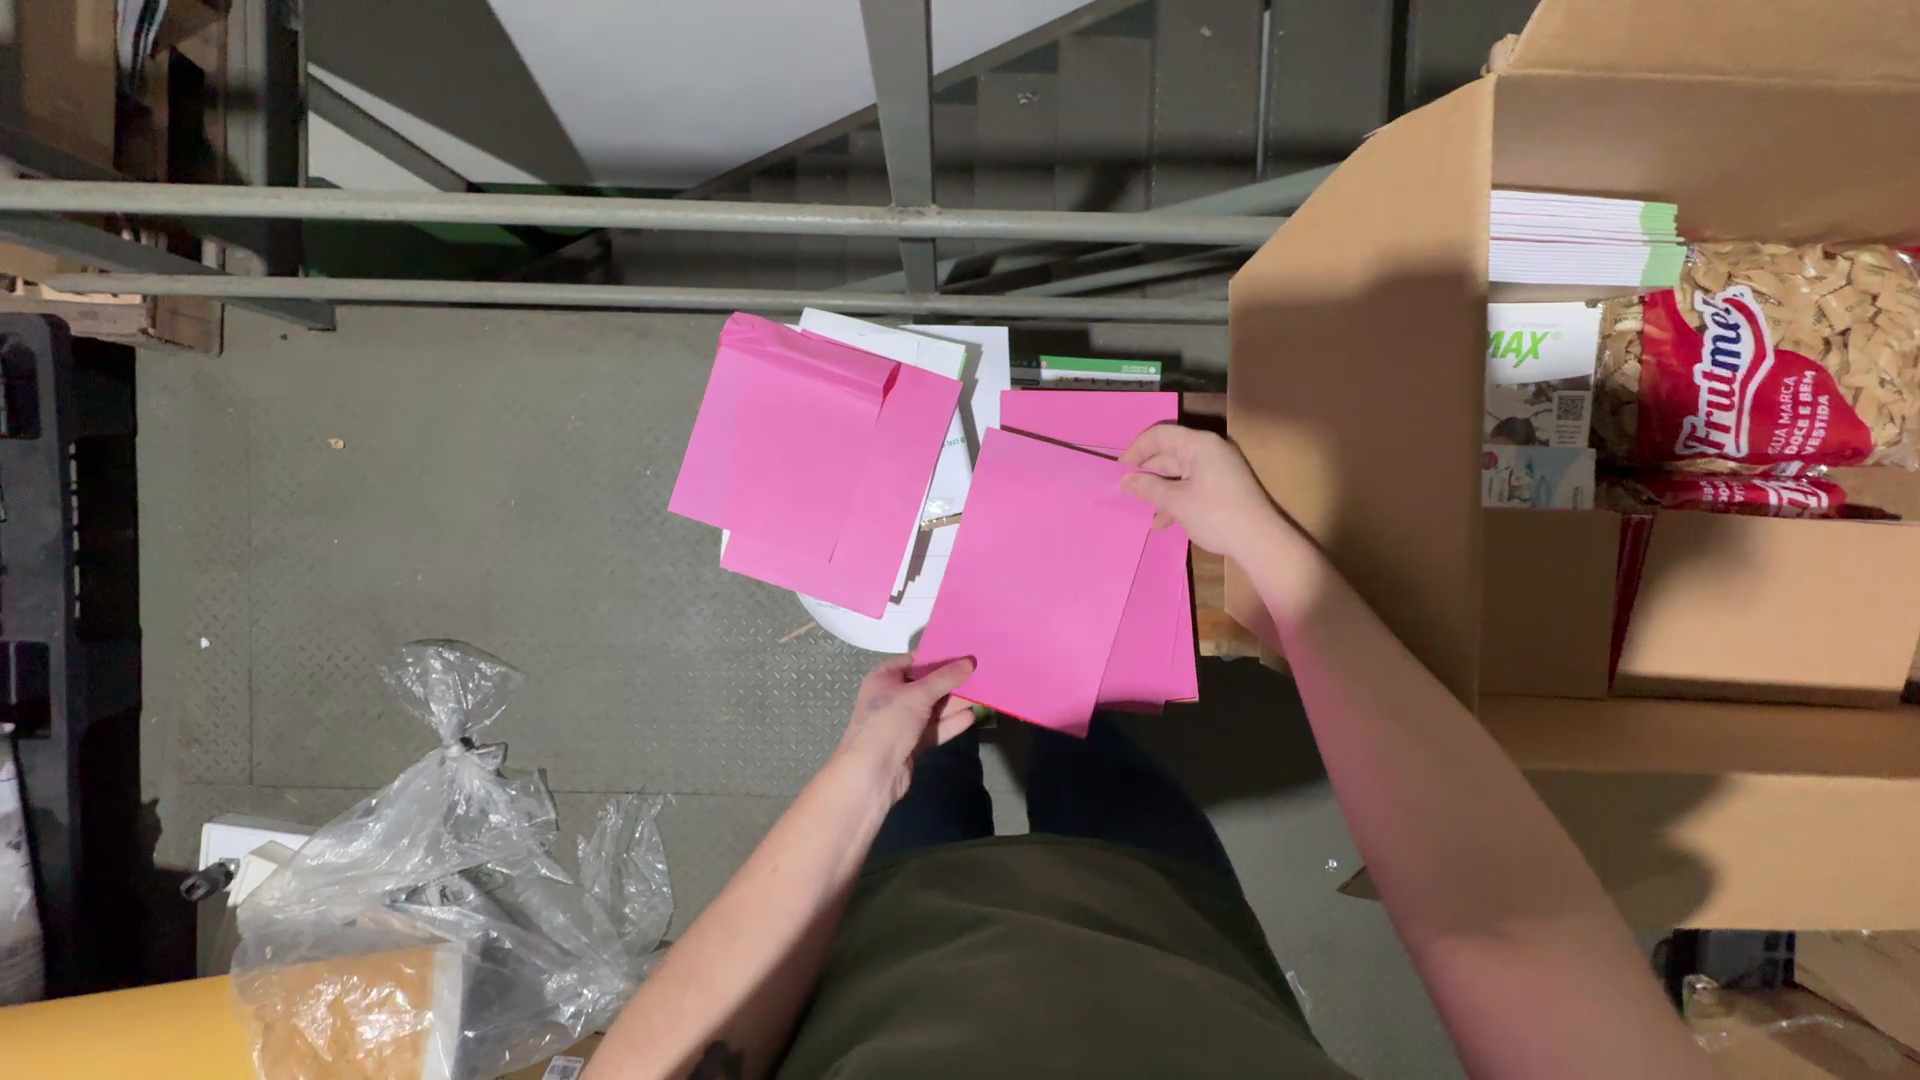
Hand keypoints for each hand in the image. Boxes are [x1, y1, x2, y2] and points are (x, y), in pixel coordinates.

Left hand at [834, 655, 976, 803]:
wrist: (870, 774)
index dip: (938, 657)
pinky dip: (950, 723)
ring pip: (933, 708)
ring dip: (955, 703)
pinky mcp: (912, 743)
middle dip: (951, 682)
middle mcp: (892, 697)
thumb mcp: (917, 695)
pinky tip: (971, 717)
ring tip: (982, 694)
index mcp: (884, 678)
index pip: (914, 661)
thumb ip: (945, 678)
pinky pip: (934, 728)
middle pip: (927, 685)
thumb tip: (970, 661)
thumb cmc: (888, 723)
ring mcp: (902, 721)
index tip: (964, 654)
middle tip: (980, 673)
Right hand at [1120, 424, 1279, 560]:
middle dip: (1146, 472)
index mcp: (1199, 445)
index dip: (1136, 449)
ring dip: (1158, 490)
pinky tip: (1161, 522)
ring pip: (1177, 473)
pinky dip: (1174, 500)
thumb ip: (1149, 488)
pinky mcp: (1220, 488)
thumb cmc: (1216, 515)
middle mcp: (1208, 451)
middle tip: (1125, 490)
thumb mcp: (1177, 502)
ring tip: (1140, 508)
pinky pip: (1189, 486)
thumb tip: (1126, 480)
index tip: (1118, 470)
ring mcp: (1216, 469)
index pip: (1159, 435)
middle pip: (1168, 453)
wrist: (1260, 541)